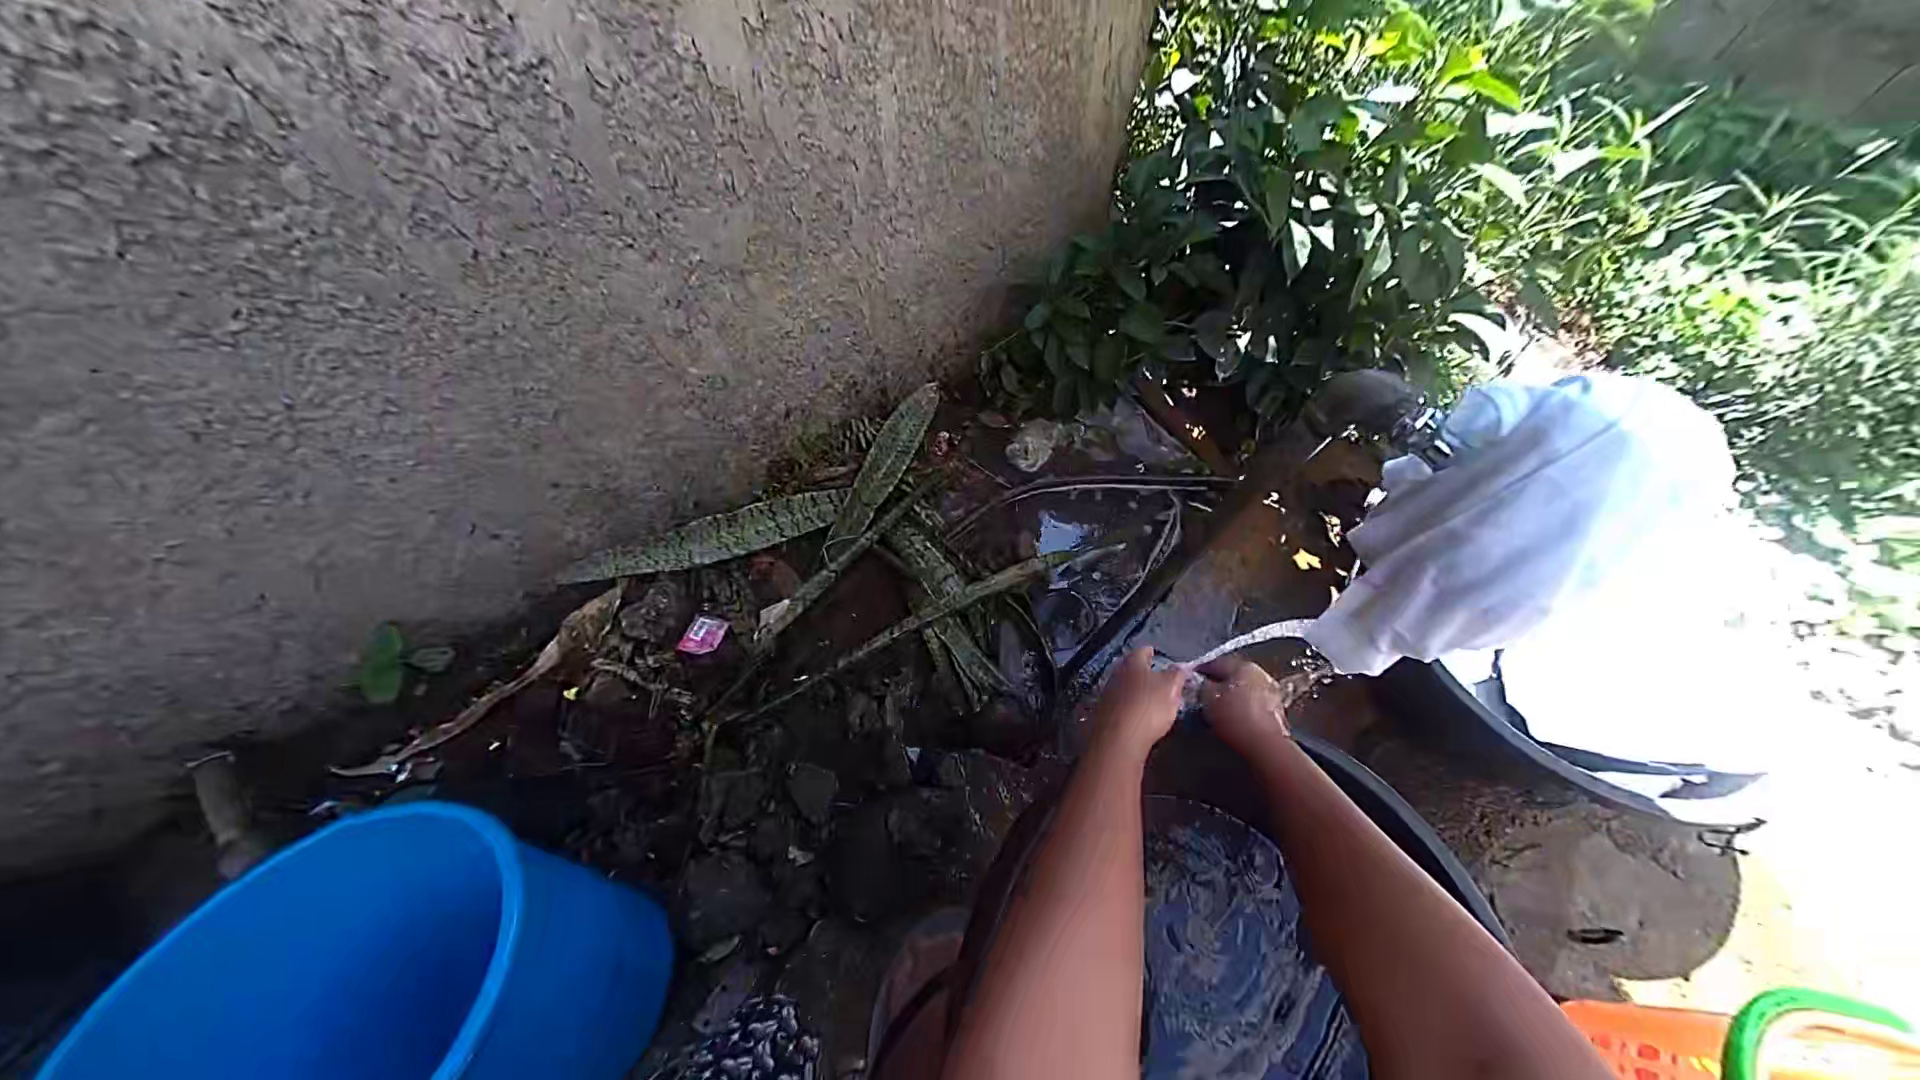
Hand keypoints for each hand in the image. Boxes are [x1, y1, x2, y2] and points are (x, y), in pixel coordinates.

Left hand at [1090, 648, 1184, 758]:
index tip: (1154, 652)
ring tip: (1147, 694)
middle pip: (1129, 668)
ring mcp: (1107, 693)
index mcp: (1132, 663)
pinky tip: (1135, 712)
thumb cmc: (1149, 706)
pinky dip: (1128, 704)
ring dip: (1134, 688)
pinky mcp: (1103, 712)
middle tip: (1154, 675)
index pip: (1141, 652)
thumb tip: (1180, 666)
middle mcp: (1116, 674)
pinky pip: (1119, 703)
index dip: (1150, 652)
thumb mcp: (1171, 688)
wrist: (1119, 737)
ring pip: (1123, 685)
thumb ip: (1177, 675)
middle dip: (1141, 670)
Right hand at [1198, 657, 1290, 758]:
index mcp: (1243, 666)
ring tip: (1216, 710)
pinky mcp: (1277, 712)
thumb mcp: (1206, 698)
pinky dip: (1242, 709)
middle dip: (1217, 684)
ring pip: (1243, 690)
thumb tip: (1197, 682)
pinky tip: (1232, 719)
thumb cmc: (1234, 717)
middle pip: (1232, 675)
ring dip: (1231, 697)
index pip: (1215, 662)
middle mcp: (1261, 674)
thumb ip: (1200, 685)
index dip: (1199, 671)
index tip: (1187, 680)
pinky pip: (1252, 705)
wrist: (1264, 746)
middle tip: (1201, 695)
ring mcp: (1272, 693)